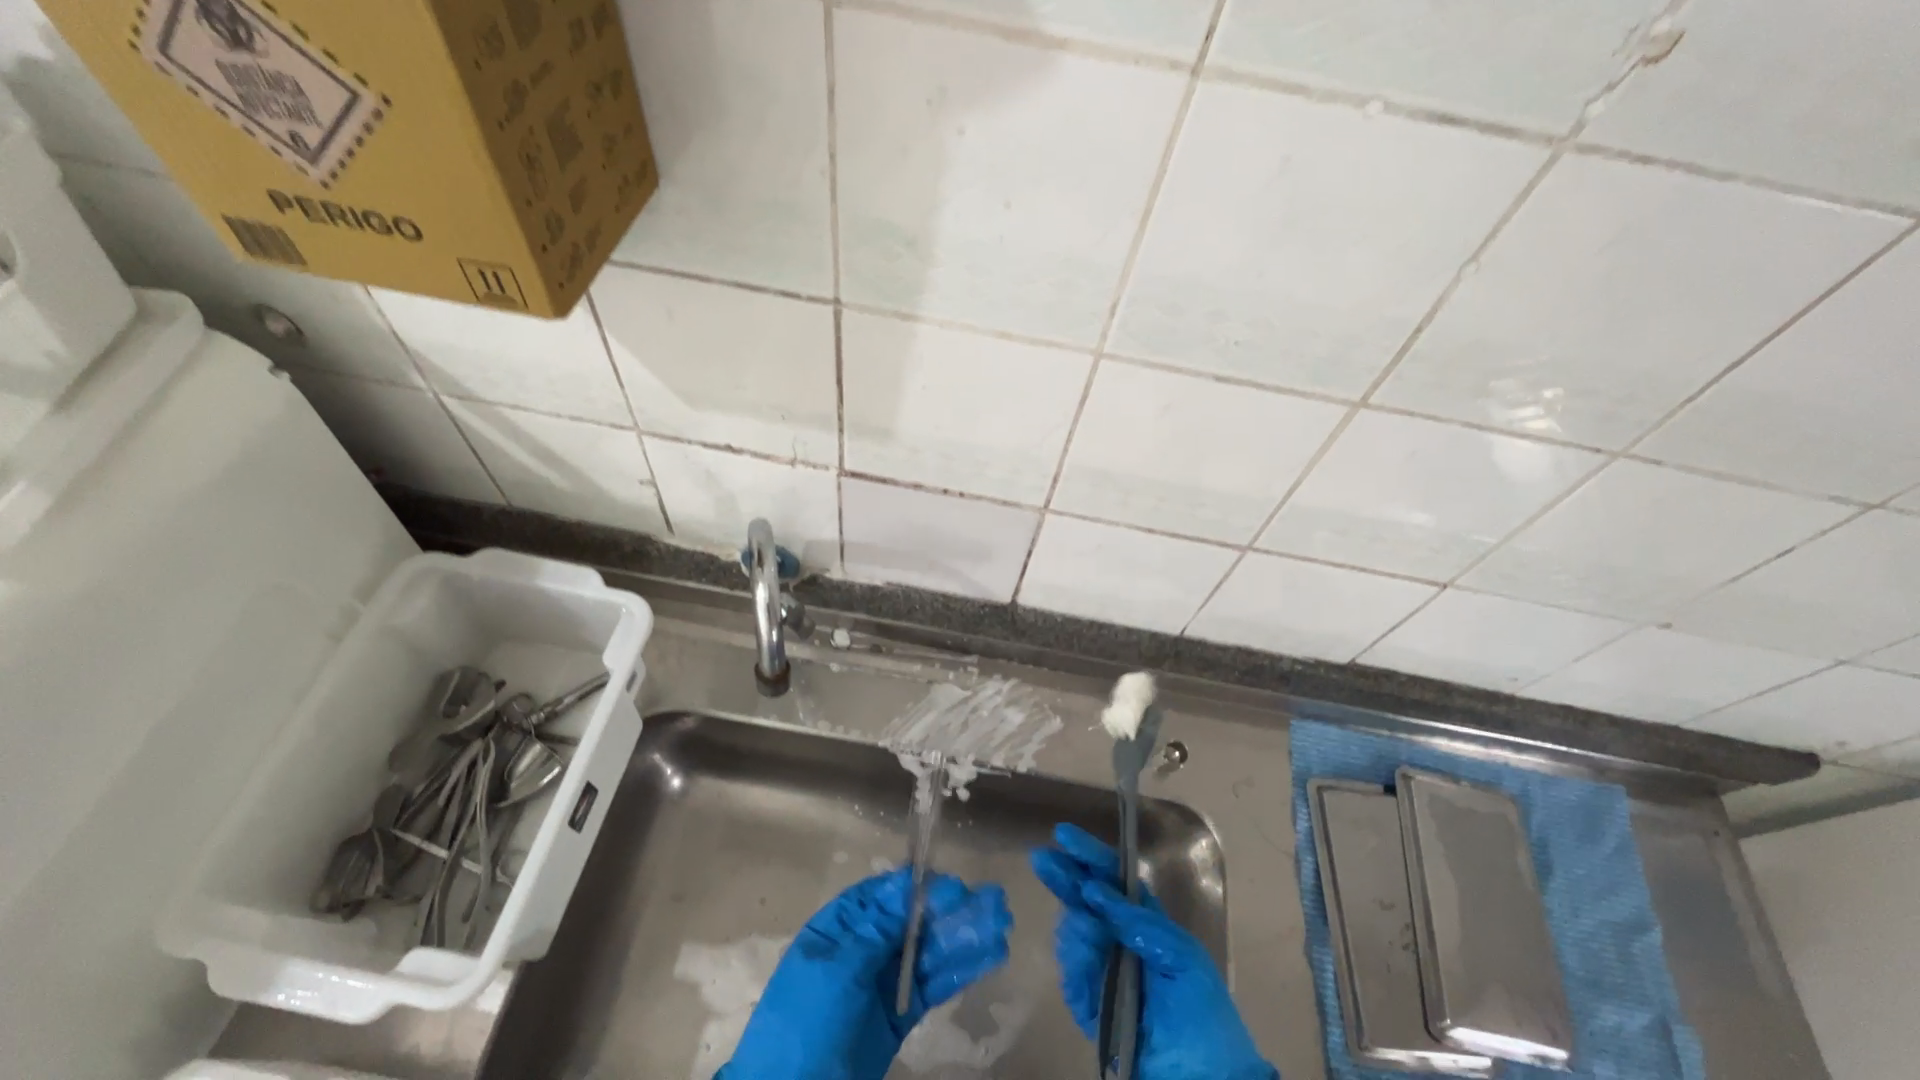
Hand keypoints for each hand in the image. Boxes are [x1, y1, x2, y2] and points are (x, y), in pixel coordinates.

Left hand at [719, 868, 1012, 1079]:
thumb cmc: (805, 1022)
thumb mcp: (837, 969)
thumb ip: (876, 928)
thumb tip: (907, 882)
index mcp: (838, 930)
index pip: (883, 896)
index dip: (917, 887)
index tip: (952, 885)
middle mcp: (864, 949)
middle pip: (913, 920)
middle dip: (952, 909)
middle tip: (994, 901)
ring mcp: (884, 982)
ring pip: (930, 951)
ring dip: (965, 935)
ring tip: (1002, 923)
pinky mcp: (901, 1014)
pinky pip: (935, 984)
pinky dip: (962, 970)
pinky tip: (991, 956)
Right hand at [1032, 824, 1277, 1079]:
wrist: (1200, 1075)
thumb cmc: (1201, 1010)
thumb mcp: (1181, 957)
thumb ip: (1140, 922)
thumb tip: (1097, 889)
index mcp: (1144, 921)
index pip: (1113, 880)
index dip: (1090, 855)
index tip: (1064, 835)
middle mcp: (1118, 939)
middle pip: (1083, 899)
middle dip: (1064, 878)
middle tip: (1043, 861)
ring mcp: (1101, 970)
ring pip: (1072, 934)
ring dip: (1077, 931)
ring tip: (1091, 940)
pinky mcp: (1089, 1003)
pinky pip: (1071, 976)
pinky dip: (1076, 970)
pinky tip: (1087, 974)